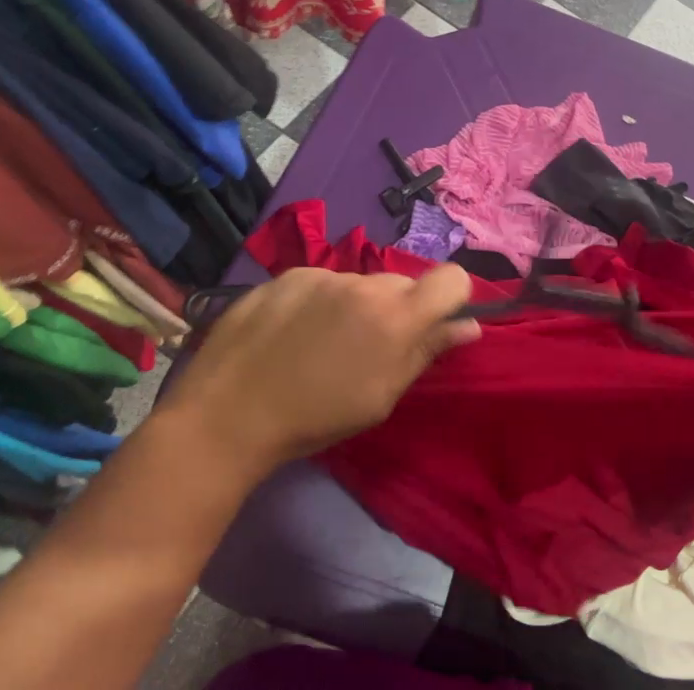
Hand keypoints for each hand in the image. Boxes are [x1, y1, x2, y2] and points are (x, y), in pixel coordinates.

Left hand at [163, 265, 477, 468]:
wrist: (225, 417)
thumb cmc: (314, 419)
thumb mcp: (381, 398)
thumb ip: (426, 353)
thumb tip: (468, 326)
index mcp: (394, 318)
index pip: (452, 278)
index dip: (452, 298)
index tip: (435, 325)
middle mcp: (362, 284)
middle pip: (402, 283)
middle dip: (398, 309)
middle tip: (369, 348)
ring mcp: (320, 275)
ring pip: (358, 283)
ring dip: (355, 306)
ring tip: (321, 345)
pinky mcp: (284, 275)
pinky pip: (320, 282)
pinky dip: (318, 302)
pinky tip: (290, 335)